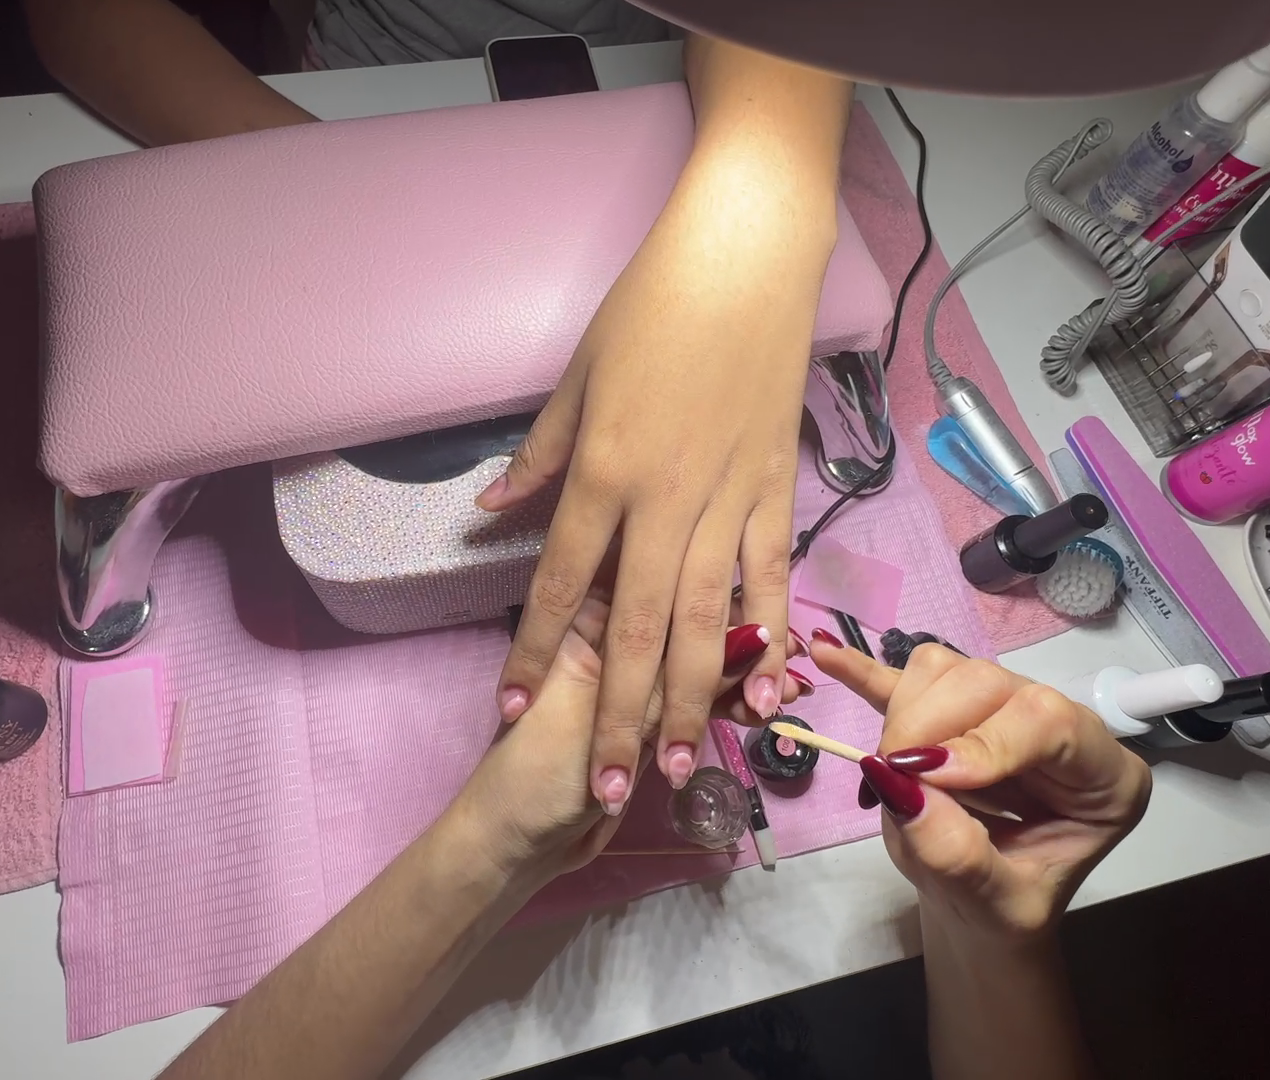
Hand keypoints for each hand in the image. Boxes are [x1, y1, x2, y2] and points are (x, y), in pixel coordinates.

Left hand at [455, 605, 803, 883]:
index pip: (657, 594)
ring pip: (698, 662)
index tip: (768, 624)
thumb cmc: (538, 769)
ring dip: (741, 677)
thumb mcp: (601, 716)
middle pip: (686, 627)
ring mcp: (637, 672)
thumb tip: (747, 638)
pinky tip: (764, 708)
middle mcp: (616, 633)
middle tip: (787, 665)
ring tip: (785, 694)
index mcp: (587, 618)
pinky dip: (729, 703)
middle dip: (738, 646)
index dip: (716, 606)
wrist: (519, 842)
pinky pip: (698, 698)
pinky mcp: (653, 709)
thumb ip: (667, 683)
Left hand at [479, 194, 836, 822]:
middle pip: (636, 627)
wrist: (744, 262)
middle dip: (617, 713)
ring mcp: (728, 503)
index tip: (508, 708)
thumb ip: (537, 458)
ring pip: (707, 619)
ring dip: (691, 698)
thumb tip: (490, 513)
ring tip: (679, 763)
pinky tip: (765, 691)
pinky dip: (771, 635)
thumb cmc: (649, 311)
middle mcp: (664, 503)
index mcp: (604, 473)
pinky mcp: (778, 493)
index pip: (559, 584)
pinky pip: (772, 577)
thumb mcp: (576, 378)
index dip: (529, 652)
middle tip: (603, 788)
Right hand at [810, 634, 1151, 940]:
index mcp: (1100, 774)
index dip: (983, 740)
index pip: (1050, 719)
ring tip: (886, 766)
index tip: (924, 778)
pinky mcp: (943, 706)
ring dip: (901, 712)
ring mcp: (995, 706)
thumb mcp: (996, 904)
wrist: (979, 905)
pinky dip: (862, 670)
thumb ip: (958, 854)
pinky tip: (825, 654)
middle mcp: (1054, 723)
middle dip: (926, 725)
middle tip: (892, 779)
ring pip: (943, 669)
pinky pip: (901, 677)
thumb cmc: (1003, 910)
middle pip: (986, 681)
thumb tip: (901, 786)